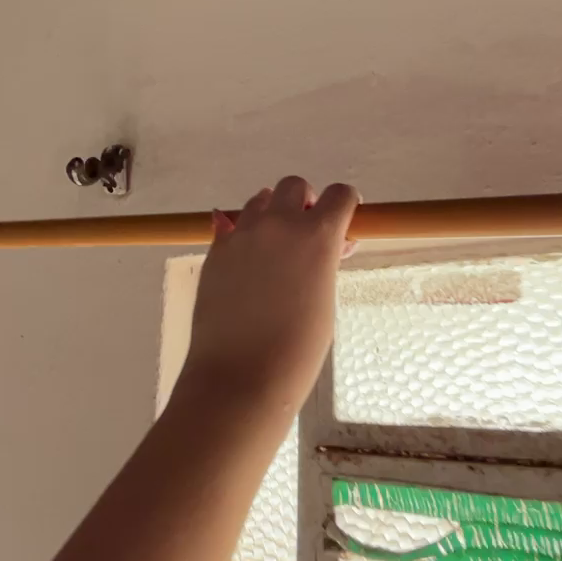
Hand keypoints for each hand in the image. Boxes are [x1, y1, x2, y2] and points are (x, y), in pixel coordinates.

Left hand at [177, 176, 359, 415]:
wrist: (240, 374)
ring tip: (275, 249)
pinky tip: (247, 266)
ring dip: (272, 213)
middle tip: (306, 232)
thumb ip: (325, 263)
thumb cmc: (298, 348)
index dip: (346, 204)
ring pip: (260, 201)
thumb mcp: (325, 300)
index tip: (344, 219)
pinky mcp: (216, 249)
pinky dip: (245, 237)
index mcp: (316, 236)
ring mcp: (242, 234)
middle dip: (304, 201)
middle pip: (293, 186)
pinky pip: (233, 227)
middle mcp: (278, 224)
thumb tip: (330, 246)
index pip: (339, 195)